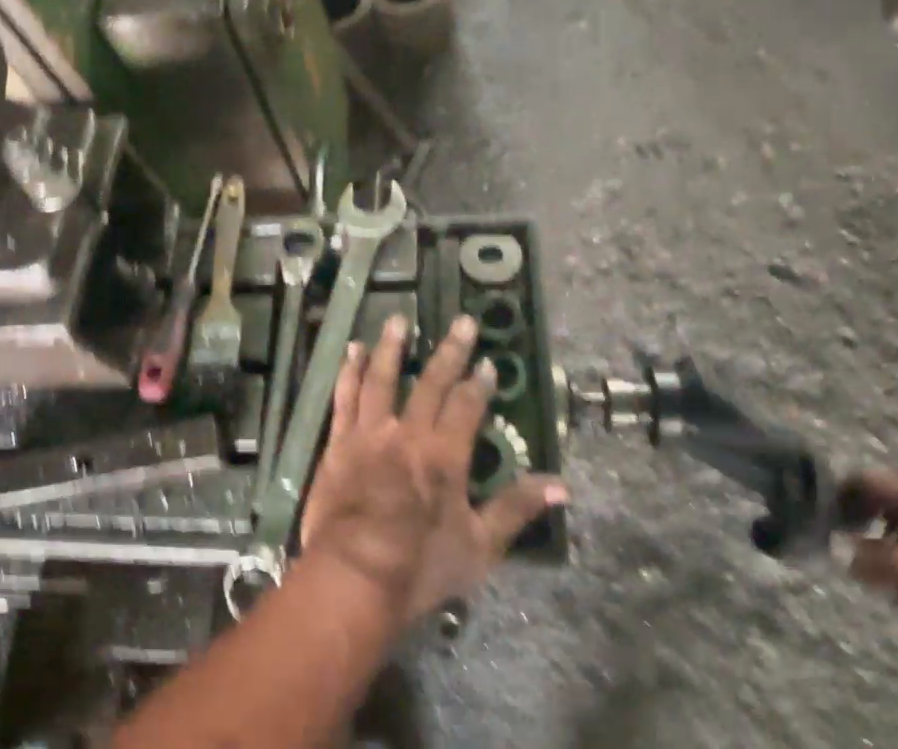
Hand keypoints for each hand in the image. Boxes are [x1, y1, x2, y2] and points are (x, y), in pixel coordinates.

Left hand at [299, 314, 566, 624]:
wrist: (352, 578)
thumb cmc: (419, 566)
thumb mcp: (479, 547)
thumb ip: (516, 509)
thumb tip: (560, 485)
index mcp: (444, 456)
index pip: (466, 406)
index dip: (479, 383)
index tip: (488, 363)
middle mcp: (408, 434)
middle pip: (430, 382)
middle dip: (449, 351)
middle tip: (461, 321)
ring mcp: (369, 436)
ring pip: (381, 379)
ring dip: (391, 348)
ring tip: (398, 320)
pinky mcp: (337, 445)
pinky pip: (344, 398)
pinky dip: (350, 372)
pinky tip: (353, 351)